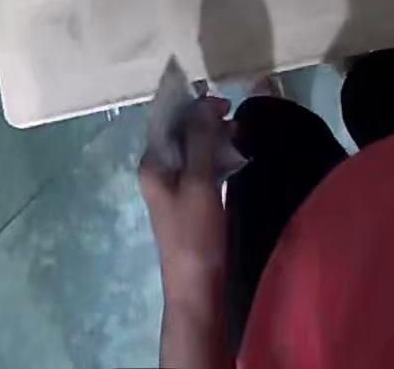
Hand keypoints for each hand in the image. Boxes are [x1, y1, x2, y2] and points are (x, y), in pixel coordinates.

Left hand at [138, 95, 231, 302]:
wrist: (198, 292)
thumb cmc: (195, 236)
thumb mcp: (199, 182)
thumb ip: (200, 139)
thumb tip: (204, 101)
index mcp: (152, 163)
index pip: (168, 118)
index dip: (193, 103)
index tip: (223, 100)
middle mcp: (159, 169)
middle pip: (181, 130)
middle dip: (207, 119)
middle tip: (236, 117)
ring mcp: (174, 184)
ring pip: (194, 147)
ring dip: (215, 136)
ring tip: (240, 134)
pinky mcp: (190, 198)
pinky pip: (202, 164)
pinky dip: (217, 155)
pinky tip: (237, 155)